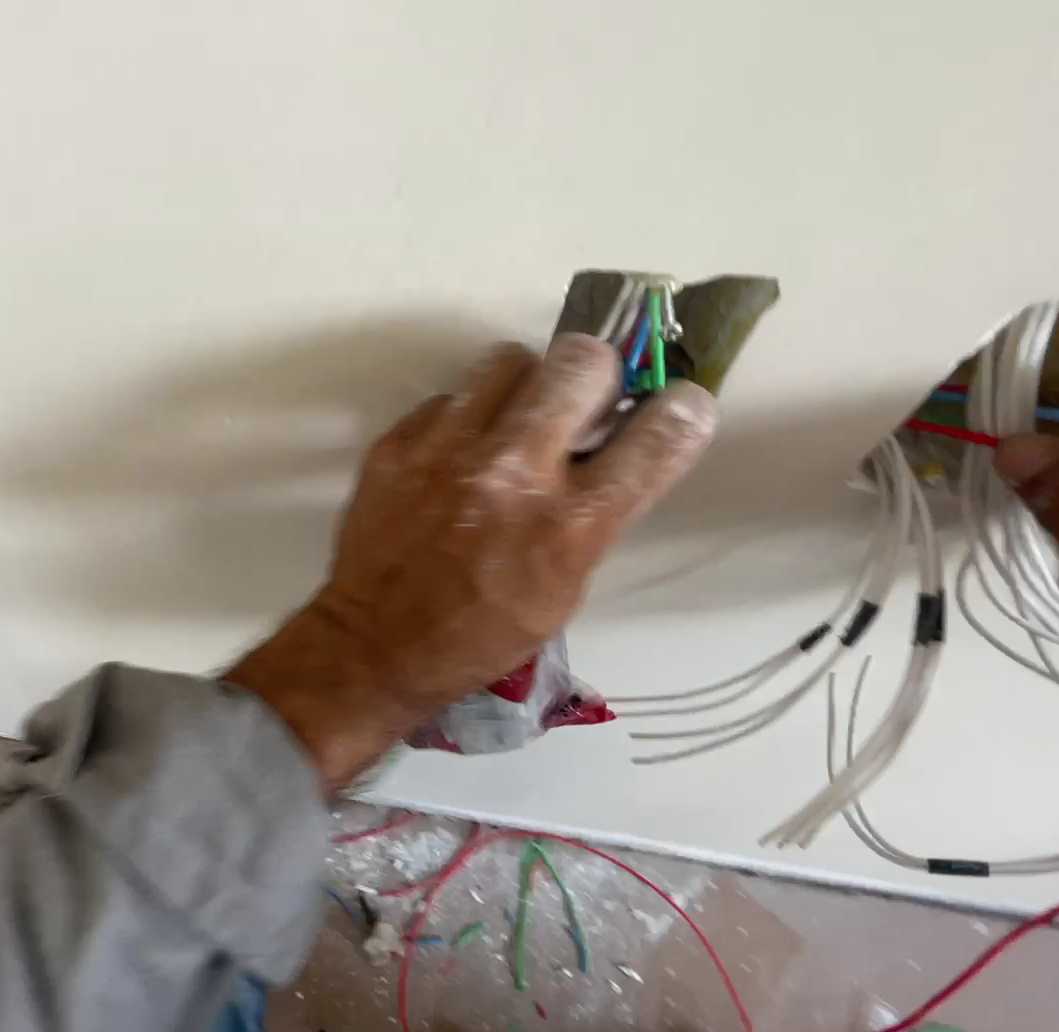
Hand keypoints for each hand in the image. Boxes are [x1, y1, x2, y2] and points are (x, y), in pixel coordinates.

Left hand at [228, 333, 718, 789]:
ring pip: (506, 360)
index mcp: (569, 524)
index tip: (675, 406)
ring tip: (510, 420)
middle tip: (578, 403)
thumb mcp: (563, 589)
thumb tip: (606, 449)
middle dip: (593, 376)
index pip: (658, 435)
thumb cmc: (480, 632)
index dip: (682, 412)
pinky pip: (445, 398)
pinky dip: (461, 419)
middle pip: (580, 362)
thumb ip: (593, 514)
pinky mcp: (396, 445)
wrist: (377, 644)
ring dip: (522, 385)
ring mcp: (446, 450)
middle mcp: (512, 470)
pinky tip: (452, 456)